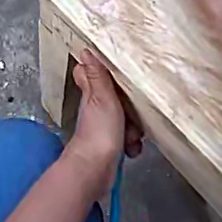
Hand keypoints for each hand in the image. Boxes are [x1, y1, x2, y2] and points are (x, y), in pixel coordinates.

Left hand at [65, 50, 143, 198]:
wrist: (95, 171)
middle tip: (134, 111)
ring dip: (134, 127)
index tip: (119, 70)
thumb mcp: (102, 98)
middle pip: (118, 97)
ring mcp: (104, 128)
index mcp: (93, 95)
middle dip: (132, 104)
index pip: (92, 75)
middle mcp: (97, 110)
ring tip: (133, 135)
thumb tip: (86, 50)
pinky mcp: (112, 145)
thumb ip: (98, 76)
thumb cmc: (99, 132)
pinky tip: (131, 149)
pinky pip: (128, 138)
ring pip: (127, 118)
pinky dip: (132, 144)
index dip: (104, 70)